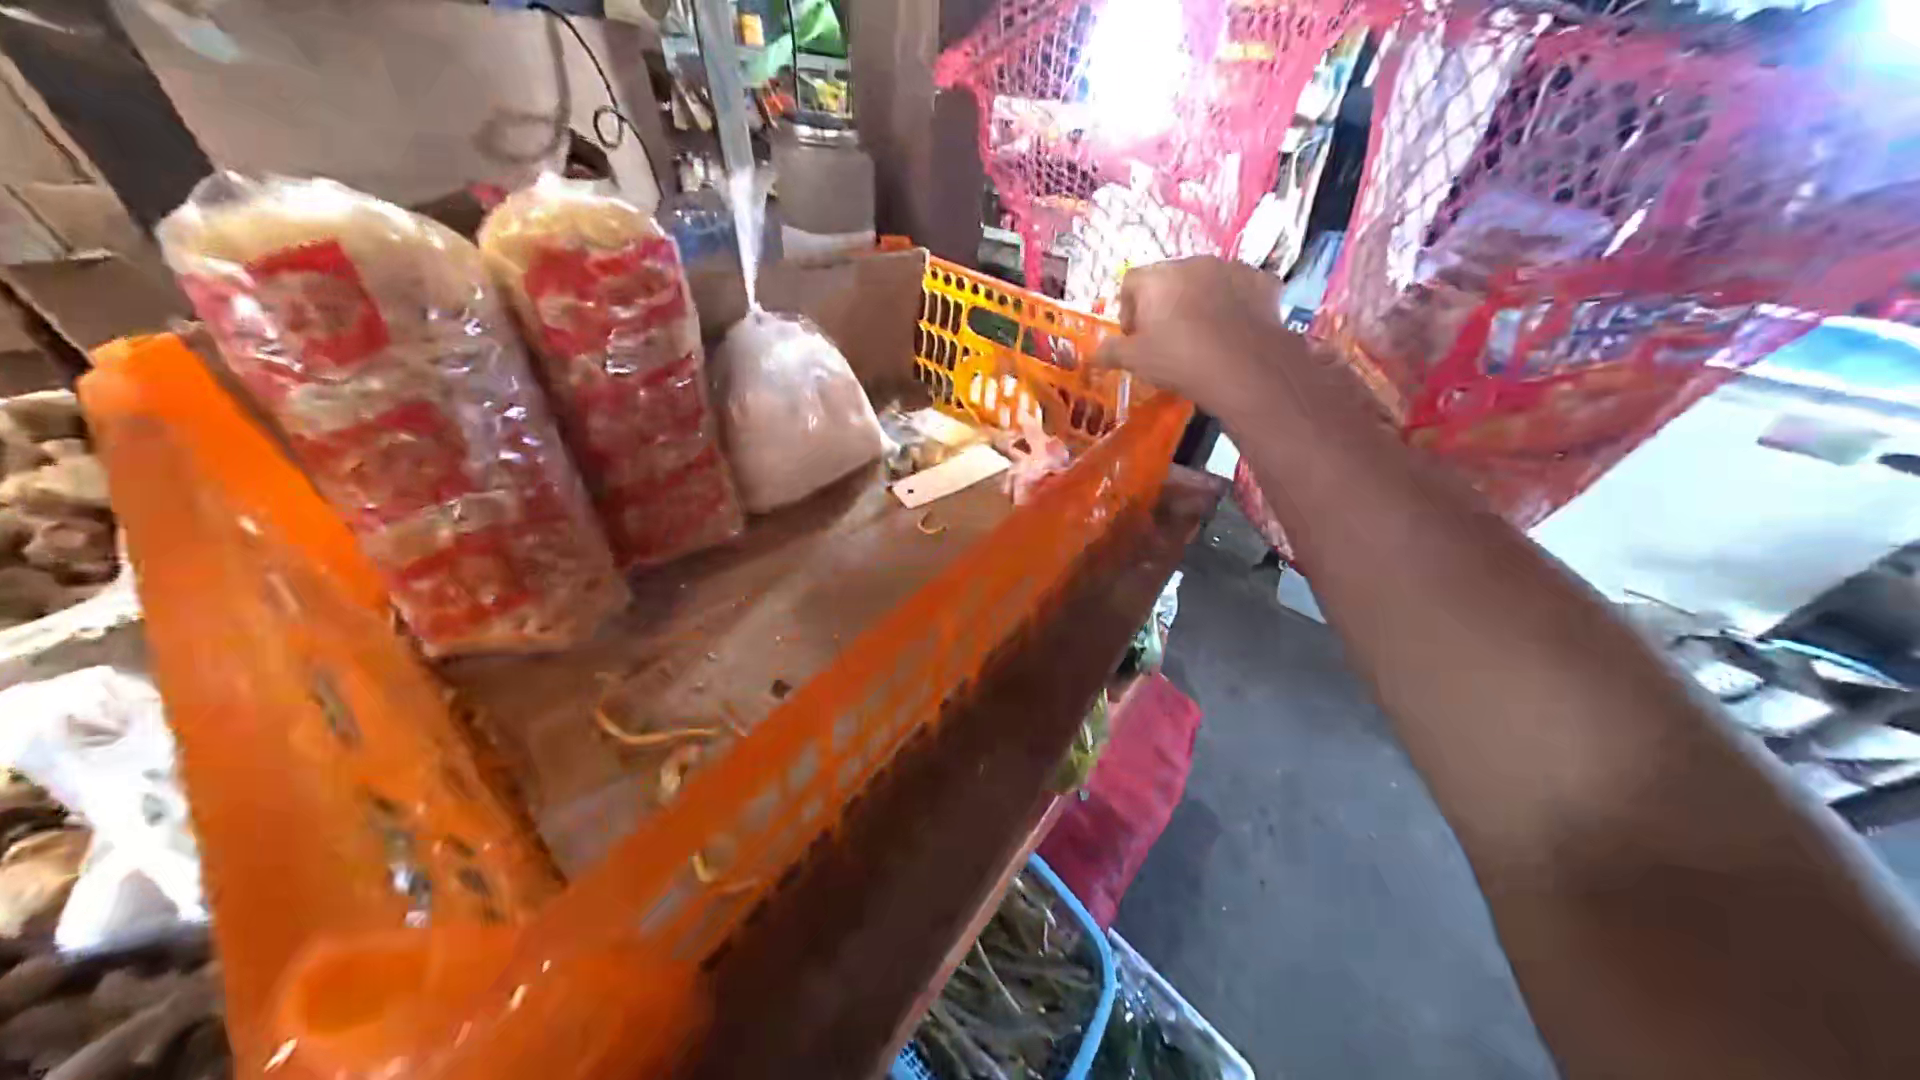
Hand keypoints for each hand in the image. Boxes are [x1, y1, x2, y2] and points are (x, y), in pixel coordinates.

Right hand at [1096, 257, 1386, 433]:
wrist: (1244, 366)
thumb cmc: (1178, 358)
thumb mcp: (1135, 361)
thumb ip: (1110, 352)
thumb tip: (1092, 354)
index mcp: (1157, 277)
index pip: (1130, 282)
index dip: (1127, 310)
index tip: (1134, 337)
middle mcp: (1193, 262)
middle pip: (1169, 279)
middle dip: (1164, 304)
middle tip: (1166, 339)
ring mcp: (1232, 268)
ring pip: (1206, 281)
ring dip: (1199, 301)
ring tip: (1202, 336)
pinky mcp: (1263, 281)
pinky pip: (1240, 290)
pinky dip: (1235, 304)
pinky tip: (1234, 330)